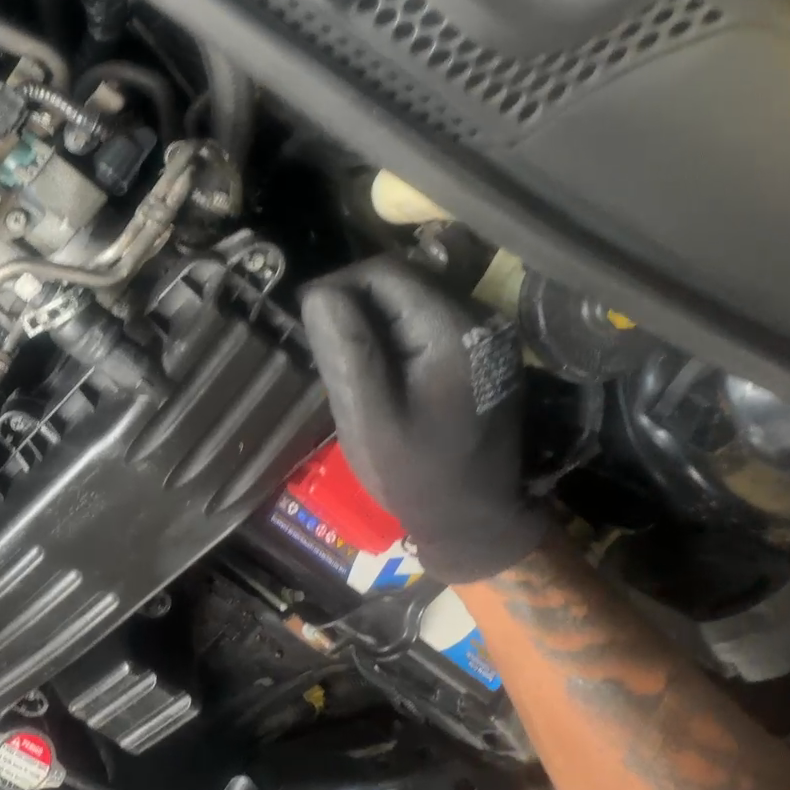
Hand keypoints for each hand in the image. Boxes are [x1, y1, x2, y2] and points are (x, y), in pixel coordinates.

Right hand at [299, 256, 546, 584]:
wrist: (473, 518)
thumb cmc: (414, 472)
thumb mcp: (368, 416)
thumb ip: (346, 350)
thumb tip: (318, 292)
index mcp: (452, 330)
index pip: (382, 272)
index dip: (335, 286)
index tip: (307, 322)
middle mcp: (478, 318)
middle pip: (399, 277)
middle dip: (352, 300)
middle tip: (324, 343)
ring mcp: (483, 333)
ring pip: (409, 294)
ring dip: (369, 314)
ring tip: (346, 354)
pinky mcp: (478, 349)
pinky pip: (421, 316)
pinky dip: (390, 328)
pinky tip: (376, 362)